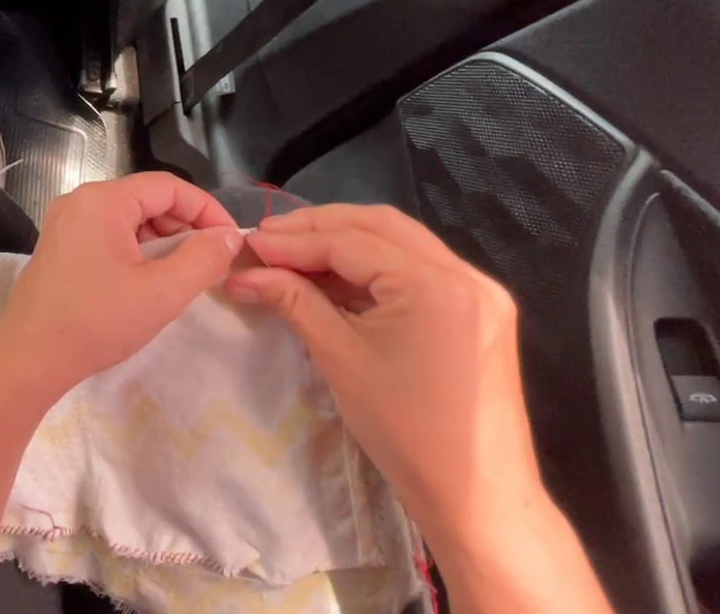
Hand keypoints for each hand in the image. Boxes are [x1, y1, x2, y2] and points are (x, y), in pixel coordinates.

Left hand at [0, 173, 244, 400]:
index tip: (231, 241)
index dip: (206, 209)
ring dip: (161, 239)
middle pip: (146, 198)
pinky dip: (135, 248)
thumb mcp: (162, 292)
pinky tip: (149, 278)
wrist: (31, 356)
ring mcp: (65, 222)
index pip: (167, 186)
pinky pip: (107, 232)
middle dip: (184, 225)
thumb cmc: (97, 321)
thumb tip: (228, 235)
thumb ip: (203, 258)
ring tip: (183, 273)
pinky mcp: (59, 244)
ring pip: (127, 217)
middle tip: (209, 261)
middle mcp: (79, 200)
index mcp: (101, 200)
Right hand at [224, 205, 607, 612]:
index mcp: (435, 285)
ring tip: (292, 253)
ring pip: (398, 239)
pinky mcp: (477, 309)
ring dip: (343, 239)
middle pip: (378, 224)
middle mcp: (465, 275)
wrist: (477, 495)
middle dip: (317, 226)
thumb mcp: (338, 356)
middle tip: (268, 238)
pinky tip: (333, 276)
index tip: (247, 244)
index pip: (349, 242)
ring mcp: (478, 291)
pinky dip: (370, 263)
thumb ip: (292, 300)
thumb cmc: (404, 428)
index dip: (292, 241)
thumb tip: (241, 273)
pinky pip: (415, 265)